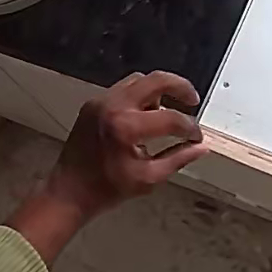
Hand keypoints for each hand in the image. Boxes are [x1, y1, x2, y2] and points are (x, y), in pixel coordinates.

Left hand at [6, 71, 211, 262]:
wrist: (69, 191)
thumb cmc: (107, 189)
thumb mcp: (148, 178)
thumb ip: (178, 159)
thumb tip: (202, 147)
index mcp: (126, 128)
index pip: (170, 119)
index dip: (190, 128)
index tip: (196, 137)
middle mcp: (113, 106)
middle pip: (156, 80)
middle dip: (180, 87)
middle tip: (192, 100)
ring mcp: (101, 101)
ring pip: (139, 80)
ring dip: (158, 89)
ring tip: (170, 107)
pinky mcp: (93, 103)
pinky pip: (123, 89)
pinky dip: (140, 95)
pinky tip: (147, 113)